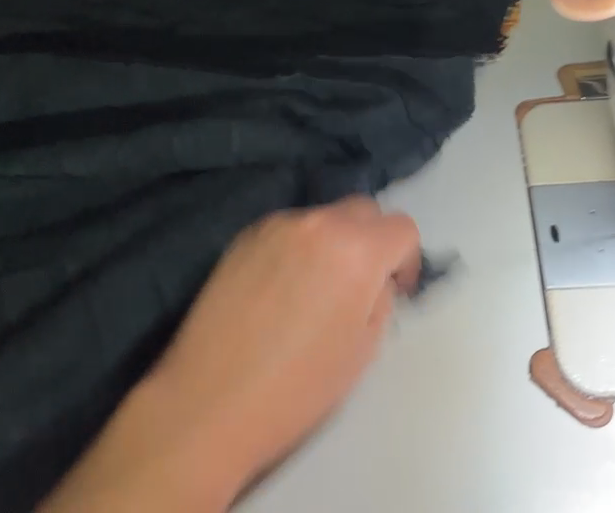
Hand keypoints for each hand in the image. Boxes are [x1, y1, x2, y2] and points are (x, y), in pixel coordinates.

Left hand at [40, 197, 421, 511]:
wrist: (209, 402)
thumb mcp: (364, 349)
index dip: (406, 260)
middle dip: (373, 241)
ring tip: (313, 294)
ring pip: (323, 219)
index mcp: (356, 250)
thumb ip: (379, 300)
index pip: (402, 227)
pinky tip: (279, 293)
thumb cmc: (296, 388)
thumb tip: (373, 282)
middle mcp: (317, 223)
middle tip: (360, 288)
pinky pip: (287, 231)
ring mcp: (275, 225)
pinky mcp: (242, 237)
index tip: (395, 291)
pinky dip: (297, 249)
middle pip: (363, 210)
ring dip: (333, 244)